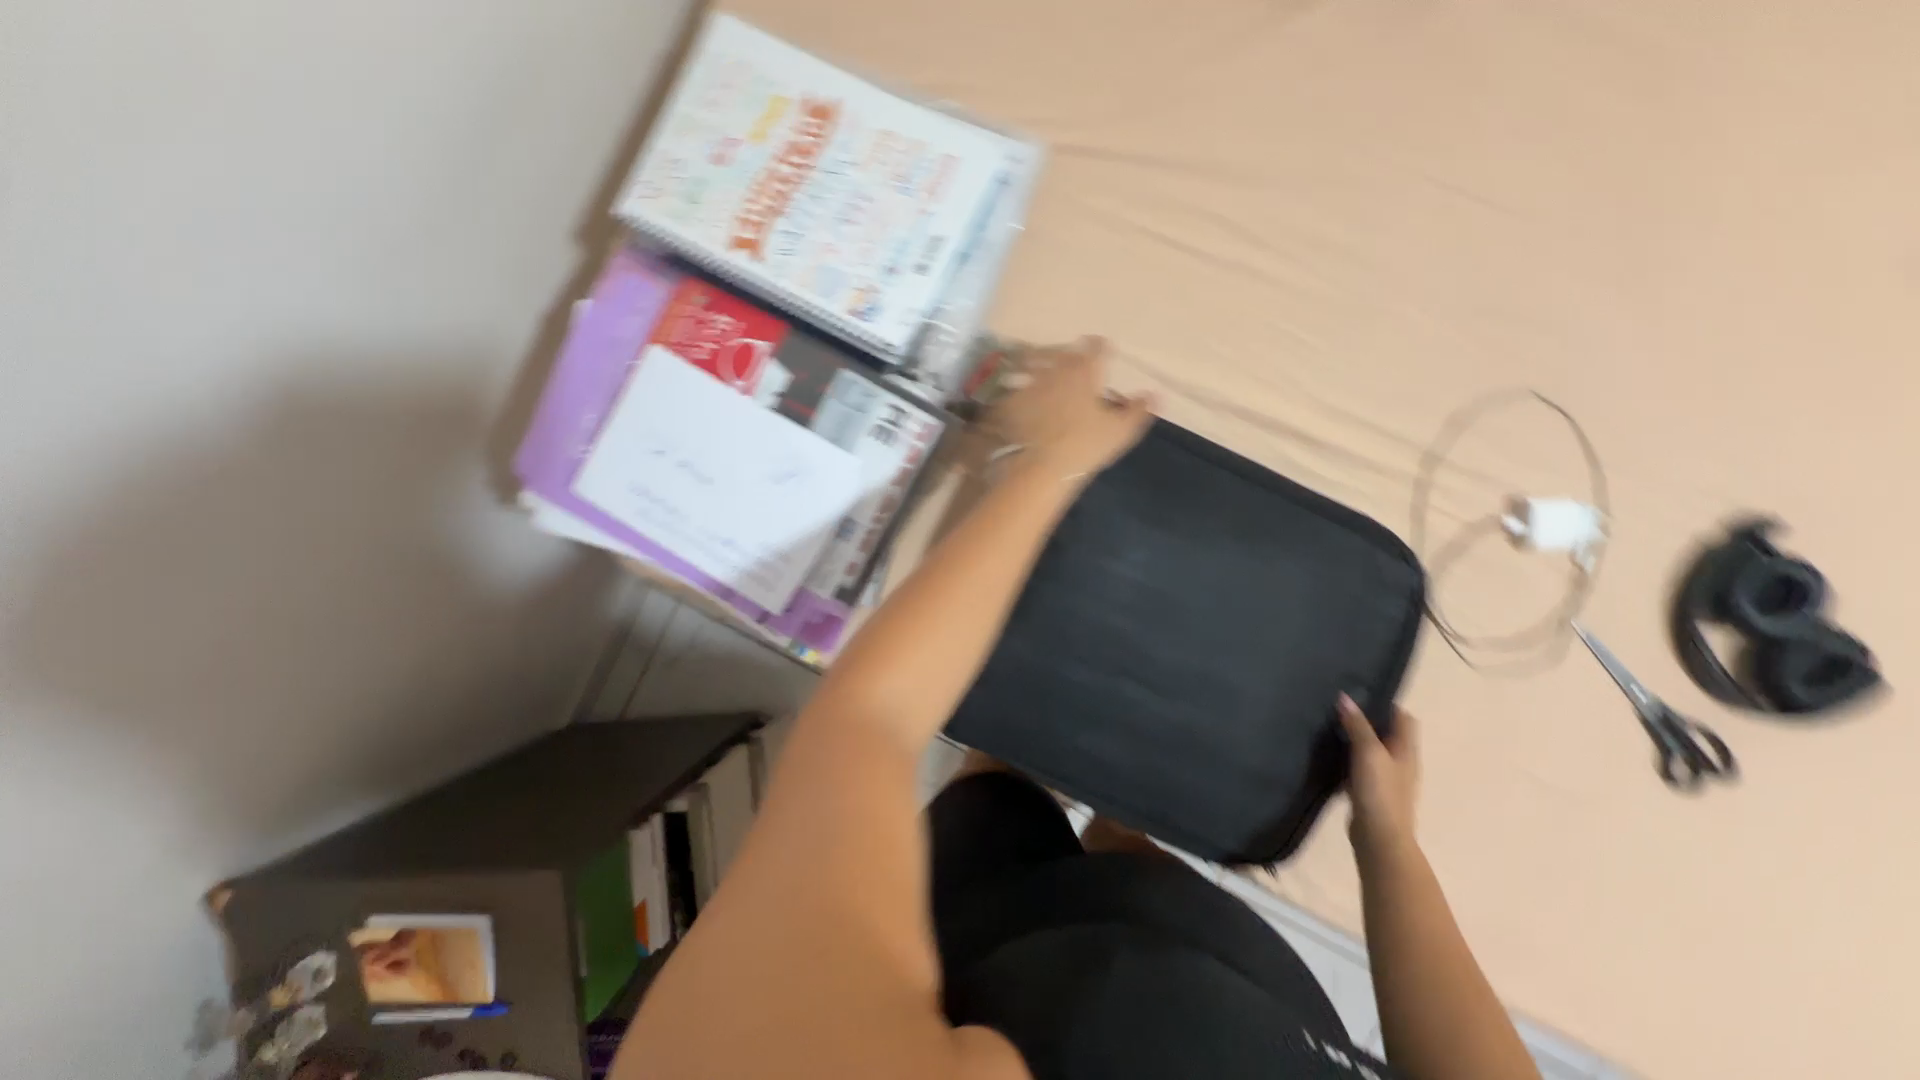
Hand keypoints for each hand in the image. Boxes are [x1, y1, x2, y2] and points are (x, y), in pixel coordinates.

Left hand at [993, 336, 1153, 482]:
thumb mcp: (1121, 431)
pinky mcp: (1014, 399)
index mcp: (1086, 372)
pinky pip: (1017, 385)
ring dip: (1043, 361)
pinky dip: (1021, 385)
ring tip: (1044, 363)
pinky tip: (1022, 390)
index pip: (1096, 347)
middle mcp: (1058, 370)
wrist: (1044, 465)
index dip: (1101, 345)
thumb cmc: (1087, 446)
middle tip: (1074, 353)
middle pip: (1065, 351)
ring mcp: (1033, 383)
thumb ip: (1139, 410)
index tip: (1103, 345)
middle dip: (1071, 351)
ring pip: (1037, 362)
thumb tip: (1155, 395)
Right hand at [1337, 693, 1418, 854]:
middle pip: (1387, 733)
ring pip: (1372, 751)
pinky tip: (1330, 757)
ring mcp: (1387, 779)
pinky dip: (1348, 760)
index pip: (1403, 717)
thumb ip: (1357, 725)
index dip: (1386, 703)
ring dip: (1356, 740)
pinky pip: (1360, 768)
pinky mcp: (1371, 792)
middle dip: (1367, 720)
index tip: (1361, 693)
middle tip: (1340, 707)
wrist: (1380, 838)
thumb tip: (1345, 697)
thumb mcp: (1368, 752)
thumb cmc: (1380, 792)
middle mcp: (1401, 762)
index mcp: (1407, 750)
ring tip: (1330, 726)